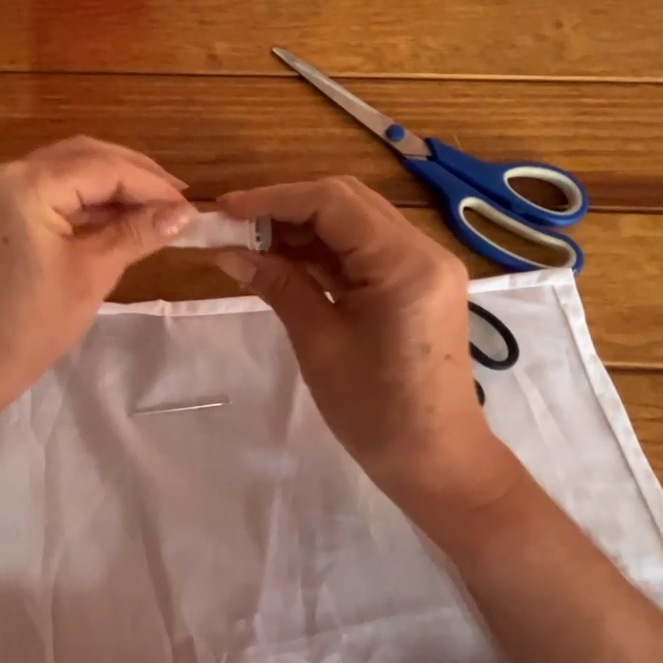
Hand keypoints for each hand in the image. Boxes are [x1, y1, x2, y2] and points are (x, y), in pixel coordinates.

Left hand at [0, 137, 196, 405]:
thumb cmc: (33, 323)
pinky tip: (117, 215)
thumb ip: (138, 233)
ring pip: (66, 167)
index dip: (151, 184)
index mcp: (27, 184)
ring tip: (155, 209)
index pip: (103, 167)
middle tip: (176, 203)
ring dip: (110, 184)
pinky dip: (83, 197)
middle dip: (133, 175)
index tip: (190, 207)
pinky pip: (48, 186)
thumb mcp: (93, 273)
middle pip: (83, 156)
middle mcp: (6, 171)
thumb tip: (186, 214)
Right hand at [214, 176, 518, 517]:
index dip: (272, 199)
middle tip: (234, 226)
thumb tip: (228, 253)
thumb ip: (277, 285)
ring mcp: (422, 266)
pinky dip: (319, 249)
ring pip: (351, 220)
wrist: (438, 463)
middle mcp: (422, 251)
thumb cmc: (376, 409)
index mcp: (405, 263)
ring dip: (299, 226)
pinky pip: (360, 248)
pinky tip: (281, 261)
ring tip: (249, 244)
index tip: (224, 210)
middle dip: (284, 207)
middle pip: (344, 201)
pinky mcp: (413, 283)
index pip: (331, 203)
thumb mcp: (318, 341)